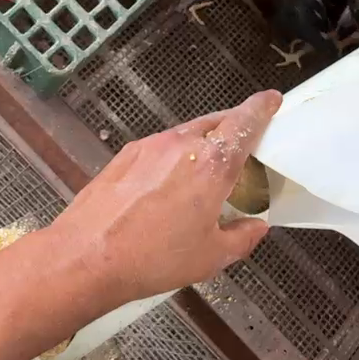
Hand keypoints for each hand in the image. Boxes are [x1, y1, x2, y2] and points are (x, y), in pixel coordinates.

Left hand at [45, 90, 280, 307]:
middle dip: (234, 127)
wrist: (85, 255)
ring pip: (185, 134)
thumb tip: (255, 226)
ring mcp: (148, 147)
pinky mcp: (124, 156)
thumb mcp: (210, 257)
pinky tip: (169, 183)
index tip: (272, 100)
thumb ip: (241, 237)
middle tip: (244, 146)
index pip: (244, 123)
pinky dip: (173, 155)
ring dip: (202, 143)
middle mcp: (180, 145)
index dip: (262, 108)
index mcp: (211, 165)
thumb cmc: (152, 259)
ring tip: (206, 171)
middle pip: (215, 123)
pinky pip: (159, 147)